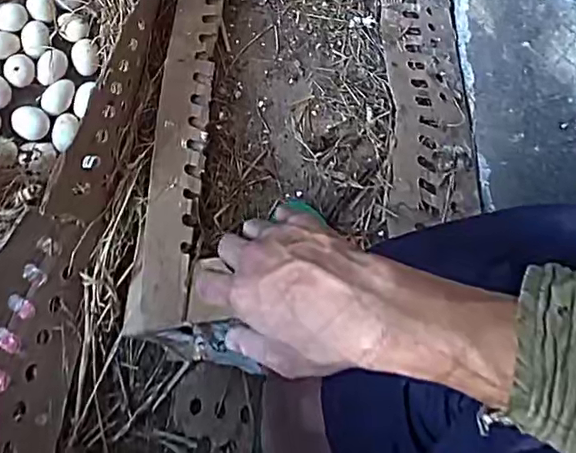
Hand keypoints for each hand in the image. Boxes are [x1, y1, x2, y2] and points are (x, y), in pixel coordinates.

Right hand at [193, 207, 518, 406]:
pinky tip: (294, 237)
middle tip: (243, 272)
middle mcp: (255, 258)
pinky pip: (282, 215)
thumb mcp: (286, 360)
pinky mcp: (301, 222)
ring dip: (256, 239)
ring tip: (269, 254)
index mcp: (243, 293)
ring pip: (251, 226)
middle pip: (225, 245)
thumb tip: (240, 339)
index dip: (209, 286)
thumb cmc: (333, 334)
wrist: (369, 305)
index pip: (207, 282)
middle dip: (231, 257)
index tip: (213, 289)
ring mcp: (278, 236)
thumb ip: (253, 345)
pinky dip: (285, 224)